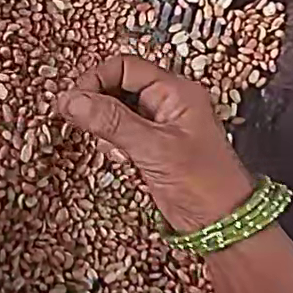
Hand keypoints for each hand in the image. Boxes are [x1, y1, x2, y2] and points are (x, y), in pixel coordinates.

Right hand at [55, 55, 254, 232]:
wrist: (222, 224)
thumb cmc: (201, 183)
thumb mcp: (152, 148)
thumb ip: (110, 121)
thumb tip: (70, 100)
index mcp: (175, 91)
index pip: (124, 67)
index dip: (95, 80)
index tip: (73, 102)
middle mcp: (166, 103)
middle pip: (117, 86)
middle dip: (96, 104)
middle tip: (81, 124)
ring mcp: (158, 126)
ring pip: (114, 111)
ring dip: (103, 127)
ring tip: (112, 149)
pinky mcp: (150, 147)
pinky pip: (119, 134)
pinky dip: (110, 144)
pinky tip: (120, 160)